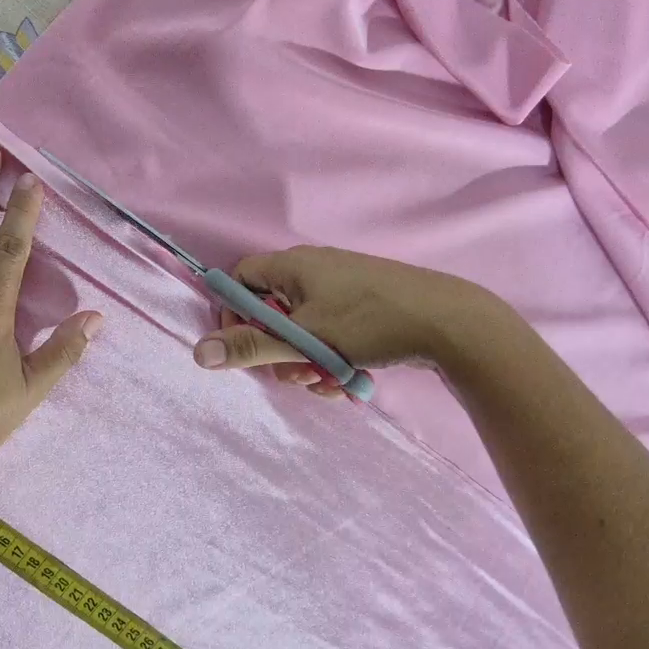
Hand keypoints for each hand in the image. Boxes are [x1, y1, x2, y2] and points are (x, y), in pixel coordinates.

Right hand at [191, 246, 494, 396]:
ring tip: (324, 382)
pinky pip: (331, 333)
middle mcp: (316, 270)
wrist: (450, 323)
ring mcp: (343, 287)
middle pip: (273, 310)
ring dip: (305, 362)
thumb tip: (198, 353)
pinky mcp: (366, 306)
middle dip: (277, 350)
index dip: (233, 313)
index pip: (242, 279)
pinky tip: (345, 382)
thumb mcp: (305, 340)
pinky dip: (331, 358)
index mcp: (294, 266)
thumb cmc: (371, 323)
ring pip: (304, 330)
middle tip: (289, 375)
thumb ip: (251, 347)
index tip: (242, 346)